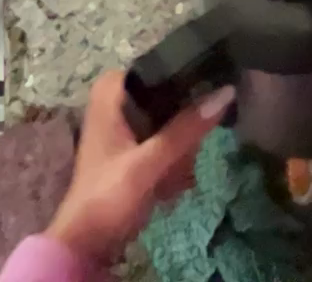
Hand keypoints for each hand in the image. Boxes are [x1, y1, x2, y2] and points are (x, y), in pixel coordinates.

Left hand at [44, 69, 235, 263]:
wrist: (85, 246)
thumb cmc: (108, 195)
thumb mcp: (149, 162)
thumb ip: (186, 128)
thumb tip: (226, 91)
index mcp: (111, 93)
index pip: (157, 65)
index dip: (184, 78)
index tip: (208, 92)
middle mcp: (118, 102)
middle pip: (170, 96)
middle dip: (184, 130)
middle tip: (187, 155)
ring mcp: (126, 127)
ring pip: (172, 121)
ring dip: (180, 152)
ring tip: (178, 177)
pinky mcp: (134, 149)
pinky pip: (166, 142)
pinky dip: (173, 163)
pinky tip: (172, 187)